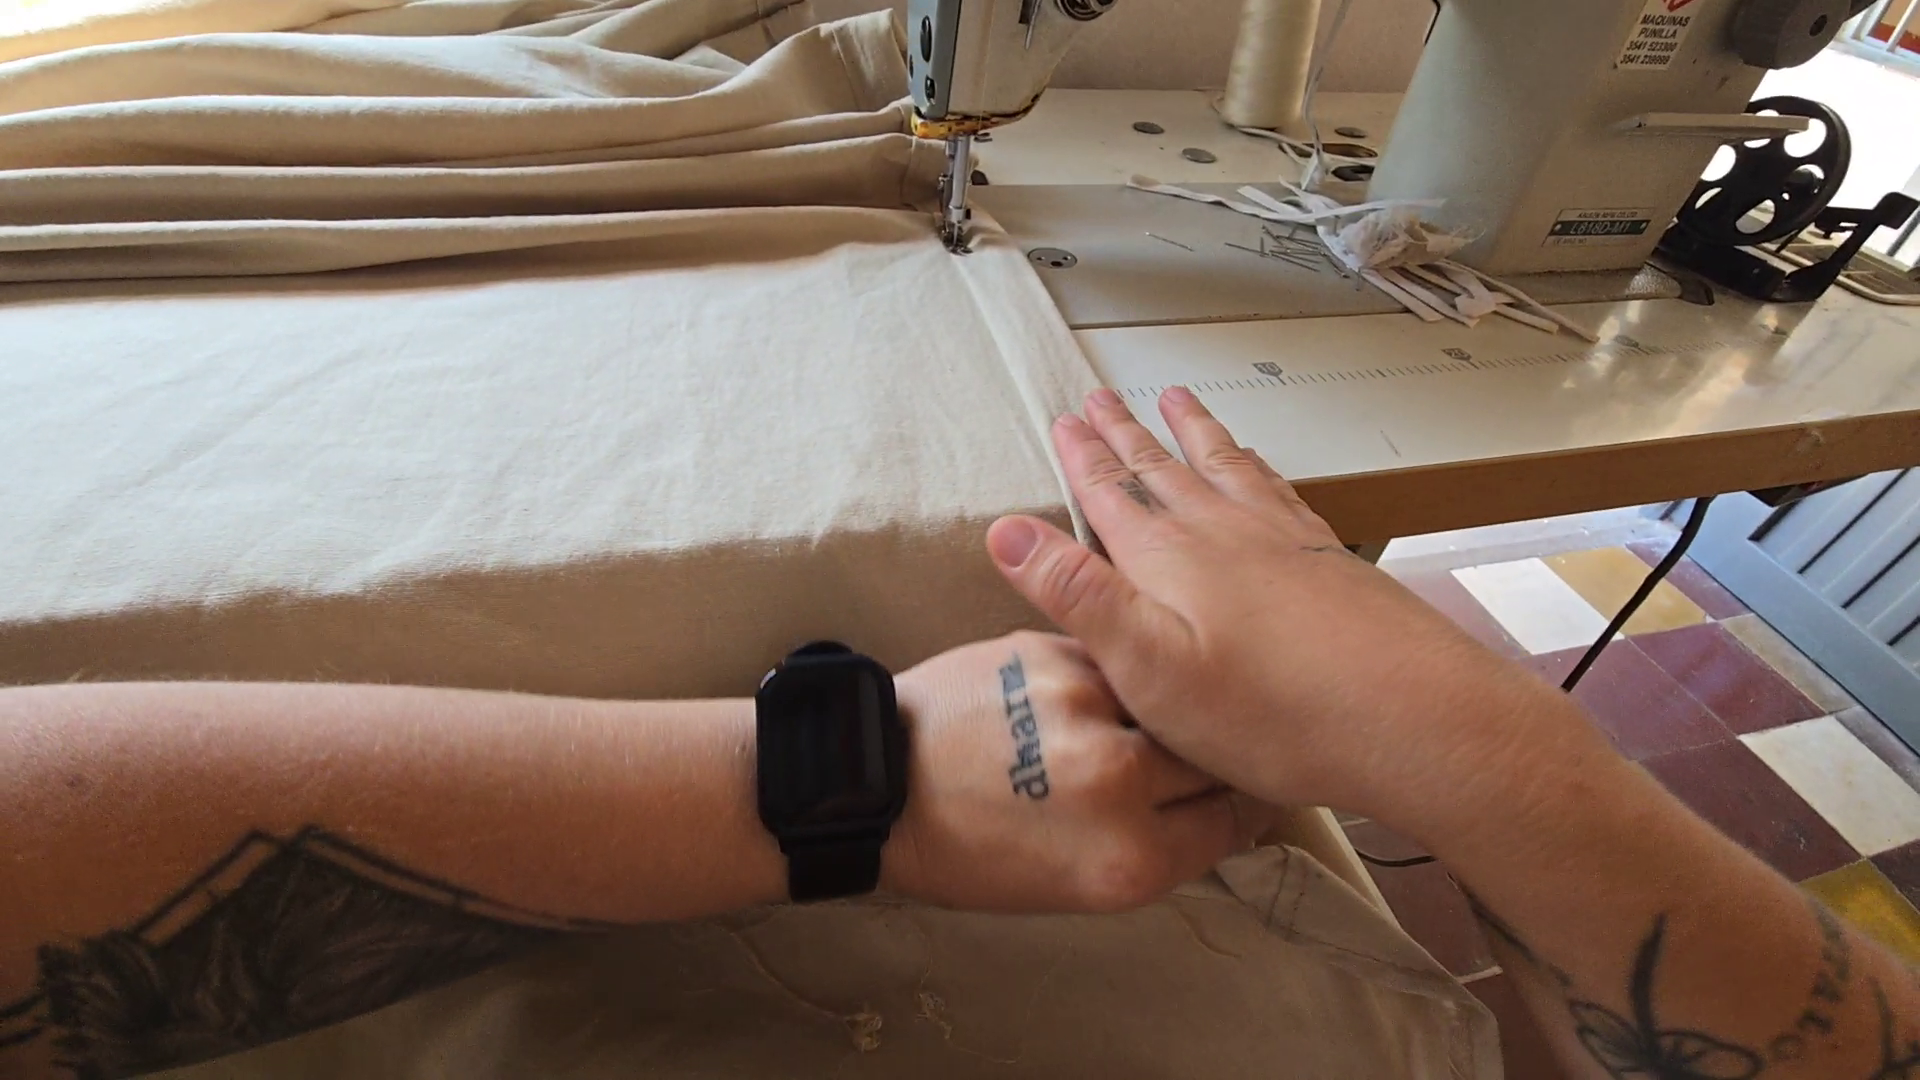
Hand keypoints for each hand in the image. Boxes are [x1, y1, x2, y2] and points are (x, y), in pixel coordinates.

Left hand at [879, 631, 1258, 913]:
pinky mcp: (1050, 651)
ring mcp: (1083, 702)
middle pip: (1209, 753)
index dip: (1242, 803)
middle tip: (1202, 743)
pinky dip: (1116, 673)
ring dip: (1162, 702)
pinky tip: (1099, 682)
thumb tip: (1209, 803)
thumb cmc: (970, 850)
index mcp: (1128, 859)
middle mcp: (1117, 777)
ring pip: (1165, 693)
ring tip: (1148, 706)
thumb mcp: (1071, 887)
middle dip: (1210, 750)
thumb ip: (1150, 846)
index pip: (1230, 823)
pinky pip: (1112, 660)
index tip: (1242, 785)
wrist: (883, 781)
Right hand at [980, 388, 1578, 835]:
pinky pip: (1276, 490)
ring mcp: (1279, 539)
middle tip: (1103, 396)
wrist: (1417, 721)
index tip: (1065, 419)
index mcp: (1169, 557)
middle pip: (1161, 468)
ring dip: (1191, 432)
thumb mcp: (1146, 666)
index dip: (1081, 457)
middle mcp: (1221, 531)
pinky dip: (1254, 464)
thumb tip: (1003, 530)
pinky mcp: (1324, 559)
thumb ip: (1075, 593)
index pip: (1110, 492)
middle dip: (1125, 433)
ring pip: (1221, 466)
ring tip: (1176, 399)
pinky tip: (1257, 462)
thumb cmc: (1269, 710)